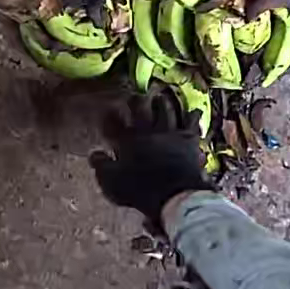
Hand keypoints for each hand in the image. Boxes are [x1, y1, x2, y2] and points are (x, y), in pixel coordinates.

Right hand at [90, 93, 211, 229]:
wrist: (173, 193)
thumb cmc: (139, 190)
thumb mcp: (112, 183)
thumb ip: (102, 166)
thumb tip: (94, 153)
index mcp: (127, 141)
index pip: (114, 123)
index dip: (110, 116)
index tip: (109, 109)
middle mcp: (148, 131)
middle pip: (140, 109)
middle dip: (136, 101)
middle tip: (135, 95)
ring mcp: (169, 132)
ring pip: (165, 110)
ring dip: (162, 103)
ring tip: (161, 97)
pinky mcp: (188, 139)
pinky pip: (191, 123)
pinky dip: (193, 116)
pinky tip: (195, 111)